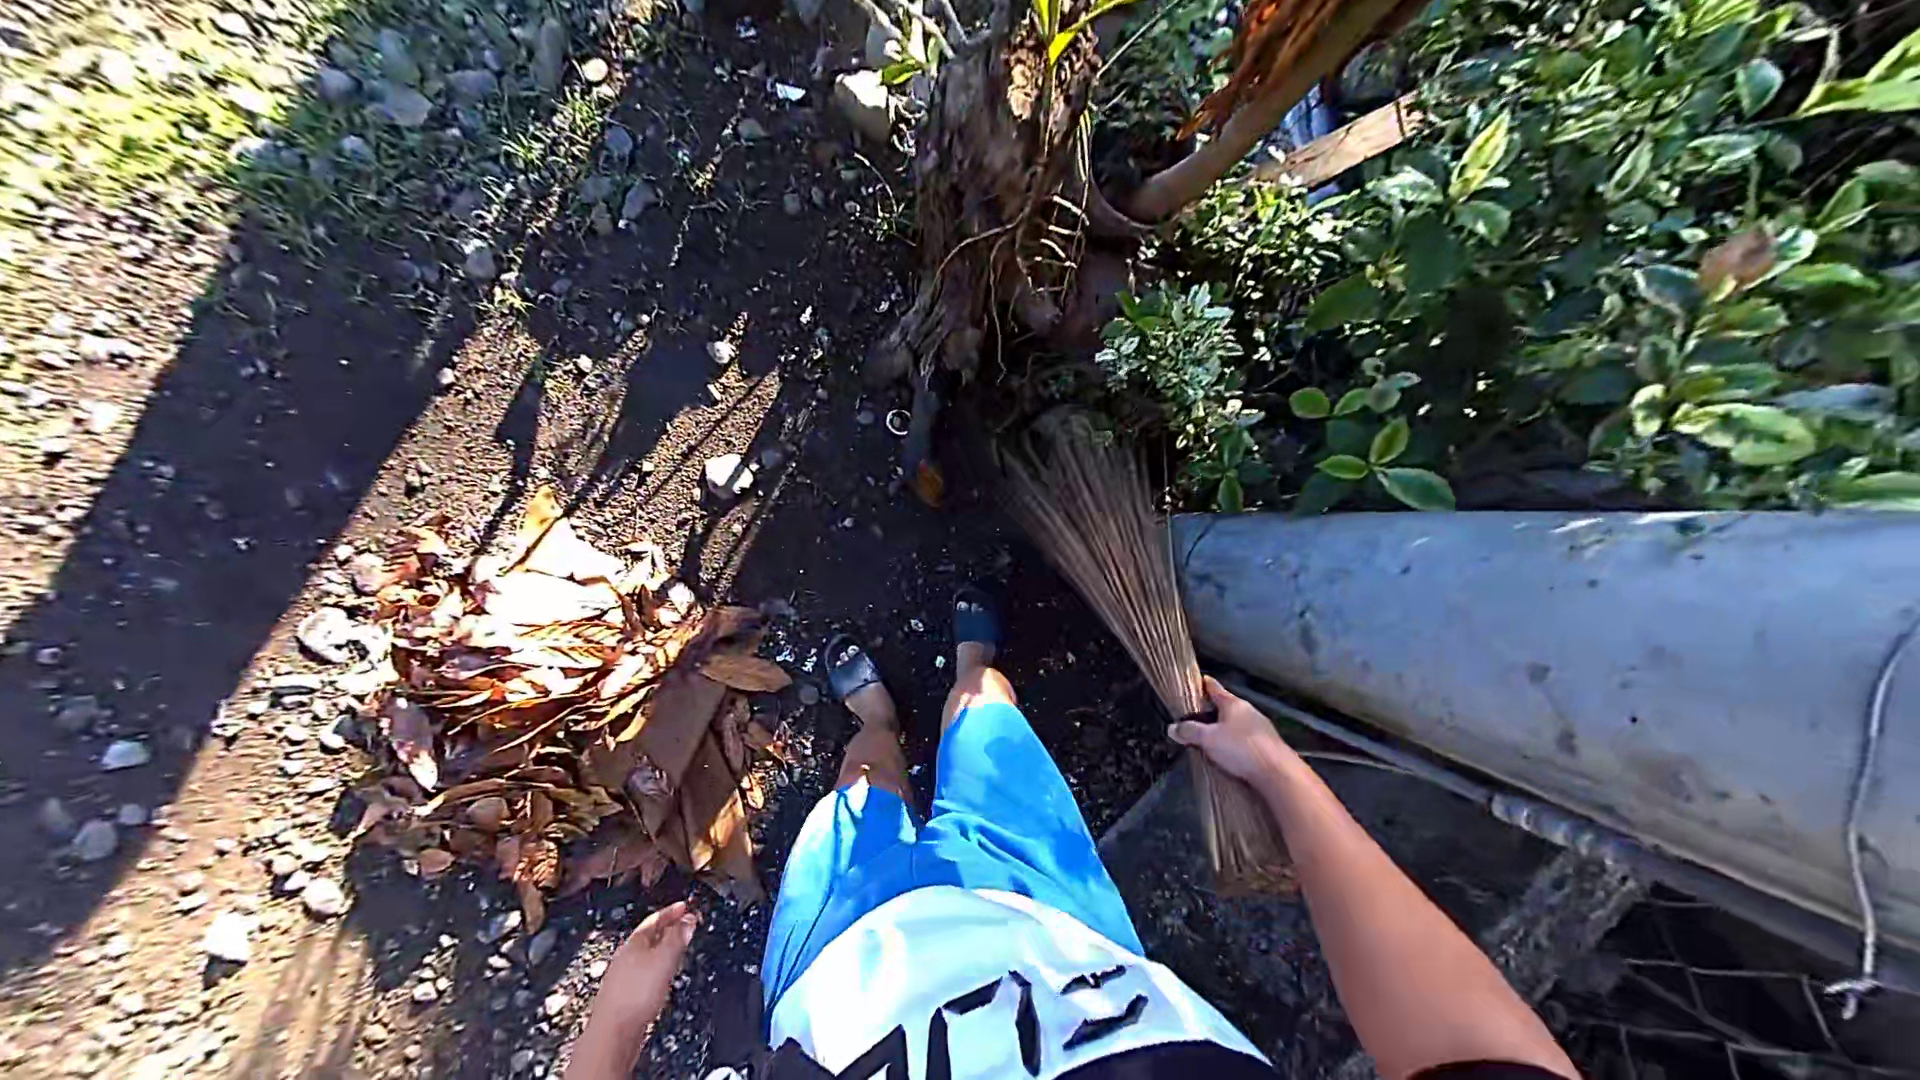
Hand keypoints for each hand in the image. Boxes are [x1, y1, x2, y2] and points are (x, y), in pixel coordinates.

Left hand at [598, 900, 697, 1026]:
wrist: (612, 1035)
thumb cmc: (636, 995)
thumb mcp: (665, 958)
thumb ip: (678, 937)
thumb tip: (688, 920)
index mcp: (633, 943)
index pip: (655, 919)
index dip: (672, 911)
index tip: (684, 906)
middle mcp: (625, 958)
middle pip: (649, 937)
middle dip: (668, 930)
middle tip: (685, 926)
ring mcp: (622, 978)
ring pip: (646, 956)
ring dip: (663, 950)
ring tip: (677, 951)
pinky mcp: (623, 997)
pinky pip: (643, 974)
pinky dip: (656, 970)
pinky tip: (662, 979)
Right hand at [1167, 677, 1300, 783]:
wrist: (1279, 774)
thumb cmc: (1241, 749)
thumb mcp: (1208, 739)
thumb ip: (1189, 732)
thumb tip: (1172, 728)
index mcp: (1234, 704)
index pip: (1215, 688)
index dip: (1205, 684)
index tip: (1198, 681)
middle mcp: (1250, 712)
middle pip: (1227, 706)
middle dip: (1213, 711)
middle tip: (1197, 717)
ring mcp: (1262, 729)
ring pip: (1238, 723)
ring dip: (1226, 728)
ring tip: (1212, 738)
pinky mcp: (1269, 746)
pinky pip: (1247, 739)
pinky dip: (1237, 743)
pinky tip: (1231, 754)